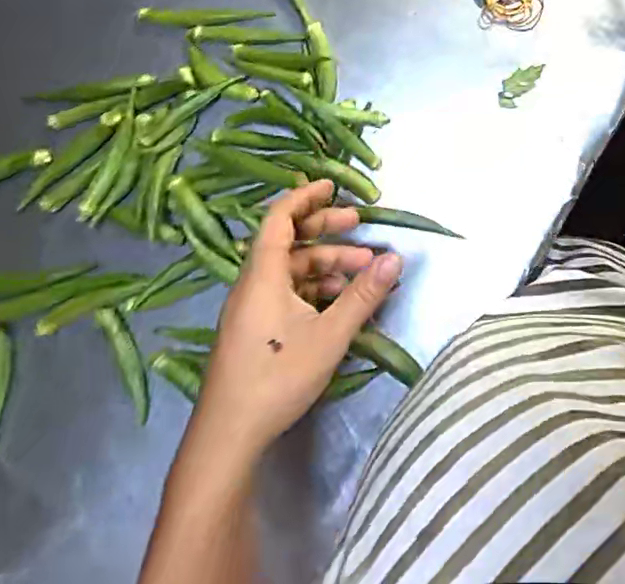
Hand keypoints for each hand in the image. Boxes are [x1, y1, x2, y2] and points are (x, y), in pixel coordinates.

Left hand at [192, 180, 402, 458]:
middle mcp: (253, 288)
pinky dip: (318, 287)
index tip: (331, 184)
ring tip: (363, 271)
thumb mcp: (330, 335)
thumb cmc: (276, 379)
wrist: (228, 440)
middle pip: (288, 242)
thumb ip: (364, 294)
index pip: (277, 221)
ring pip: (293, 271)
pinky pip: (289, 293)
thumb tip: (397, 256)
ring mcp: (253, 311)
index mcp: (262, 279)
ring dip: (328, 263)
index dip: (303, 198)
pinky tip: (343, 300)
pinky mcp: (257, 331)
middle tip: (360, 224)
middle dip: (325, 229)